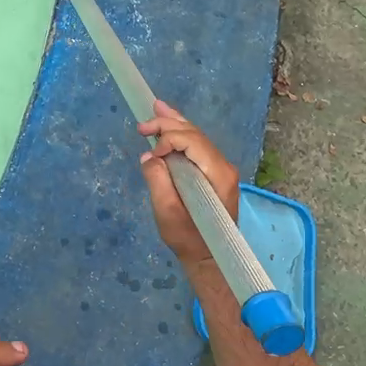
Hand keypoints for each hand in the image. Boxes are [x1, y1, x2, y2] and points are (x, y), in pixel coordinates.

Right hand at [136, 100, 241, 267]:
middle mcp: (222, 166)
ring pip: (196, 138)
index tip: (151, 154)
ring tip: (156, 108)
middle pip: (194, 135)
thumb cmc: (188, 237)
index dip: (169, 139)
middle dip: (168, 124)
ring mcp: (219, 169)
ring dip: (174, 125)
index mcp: (216, 174)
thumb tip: (149, 156)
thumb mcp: (167, 212)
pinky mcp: (212, 174)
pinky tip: (168, 125)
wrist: (208, 257)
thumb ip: (158, 180)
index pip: (192, 141)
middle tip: (143, 124)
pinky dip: (179, 135)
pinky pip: (196, 147)